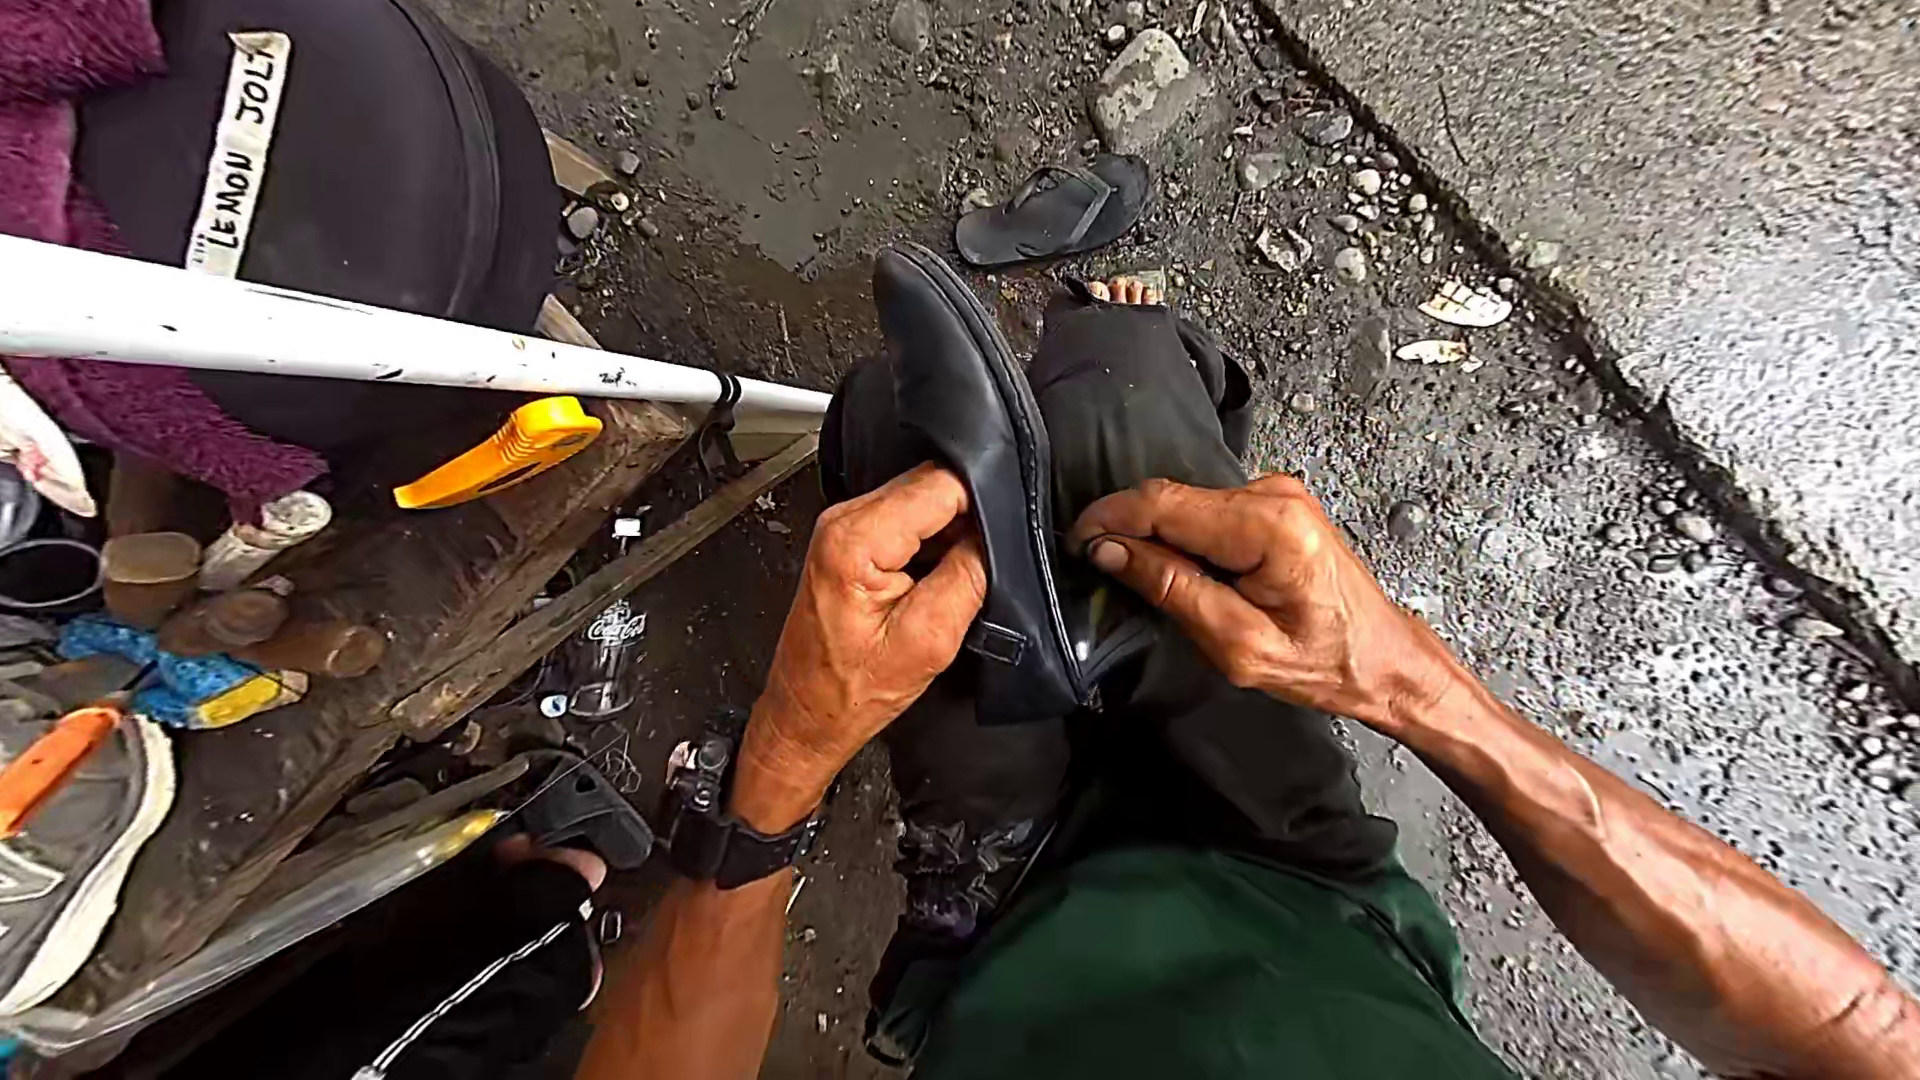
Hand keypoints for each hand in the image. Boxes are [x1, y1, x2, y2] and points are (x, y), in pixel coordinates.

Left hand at [734, 464, 986, 830]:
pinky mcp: (850, 539)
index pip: (941, 483)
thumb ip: (969, 576)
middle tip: (972, 566)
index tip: (992, 540)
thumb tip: (994, 535)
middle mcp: (843, 521)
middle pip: (929, 483)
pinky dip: (930, 540)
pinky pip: (906, 519)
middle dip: (965, 516)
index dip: (981, 504)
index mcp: (856, 539)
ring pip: (921, 498)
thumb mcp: (929, 640)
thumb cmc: (849, 690)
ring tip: (945, 579)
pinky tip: (929, 576)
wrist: (808, 711)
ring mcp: (844, 527)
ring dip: (948, 530)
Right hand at [1068, 475, 1446, 728]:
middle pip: (1170, 497)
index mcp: (1268, 527)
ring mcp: (1273, 493)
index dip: (1109, 518)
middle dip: (1123, 526)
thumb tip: (1111, 550)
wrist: (1387, 660)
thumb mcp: (1237, 643)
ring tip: (1128, 571)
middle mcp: (1272, 494)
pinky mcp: (1270, 503)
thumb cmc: (1324, 663)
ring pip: (1181, 502)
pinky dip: (1173, 533)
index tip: (1076, 543)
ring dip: (1147, 533)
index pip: (1164, 504)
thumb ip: (1171, 589)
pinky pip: (1201, 509)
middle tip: (1093, 561)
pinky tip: (1167, 564)